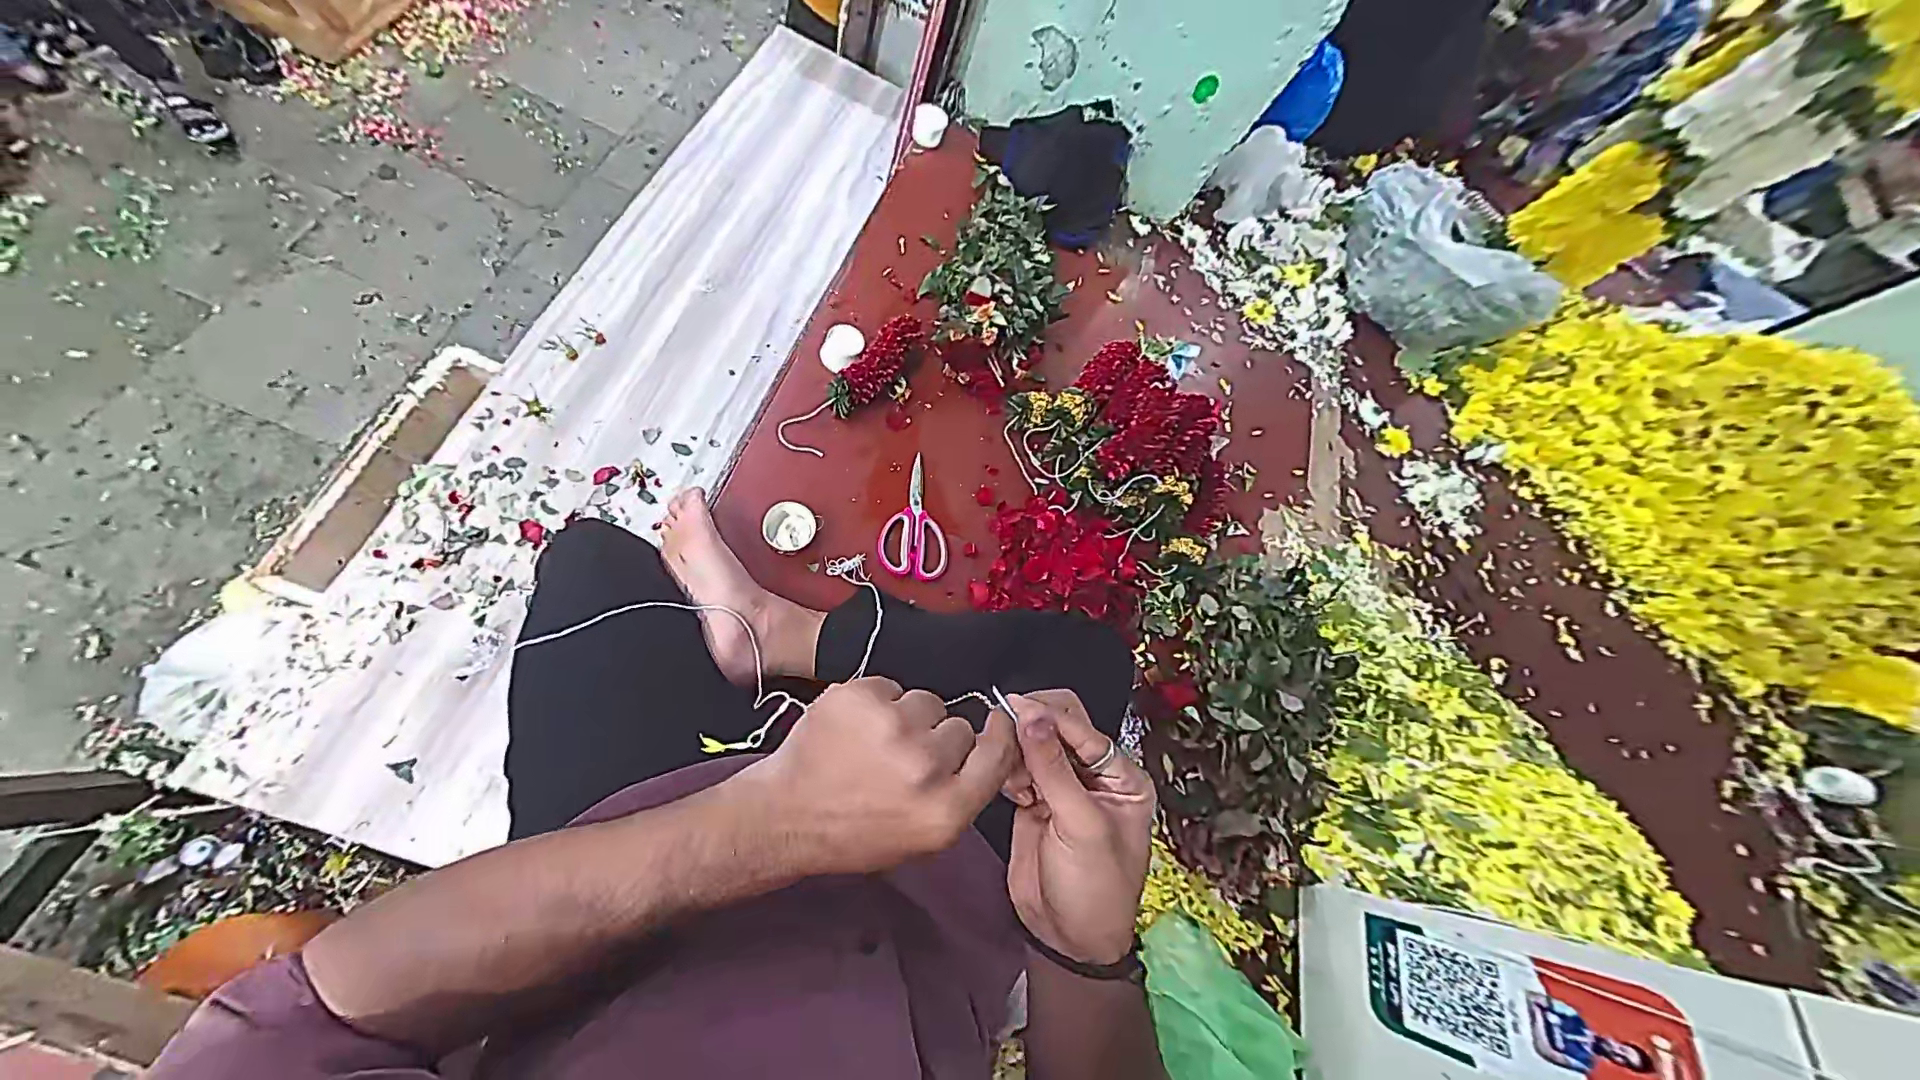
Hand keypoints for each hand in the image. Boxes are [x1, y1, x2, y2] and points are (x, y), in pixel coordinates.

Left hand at [738, 676, 1018, 875]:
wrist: (786, 816)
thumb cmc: (855, 832)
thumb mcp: (924, 837)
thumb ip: (964, 794)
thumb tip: (993, 743)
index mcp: (945, 809)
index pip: (998, 752)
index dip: (999, 733)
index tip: (995, 720)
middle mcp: (924, 766)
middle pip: (960, 725)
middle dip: (938, 736)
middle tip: (903, 759)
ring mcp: (890, 725)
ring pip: (926, 700)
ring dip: (908, 716)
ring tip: (875, 743)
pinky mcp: (859, 696)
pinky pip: (890, 685)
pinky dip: (876, 701)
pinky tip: (855, 728)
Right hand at [1000, 691, 1154, 965]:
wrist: (1068, 940)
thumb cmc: (1094, 888)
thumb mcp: (1081, 826)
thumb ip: (1053, 769)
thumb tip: (1030, 715)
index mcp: (1122, 776)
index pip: (1084, 730)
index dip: (1050, 717)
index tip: (1016, 707)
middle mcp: (1094, 774)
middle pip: (1060, 727)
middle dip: (1033, 726)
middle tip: (1004, 729)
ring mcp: (1063, 785)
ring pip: (1035, 743)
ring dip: (1018, 749)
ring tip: (1013, 776)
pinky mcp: (1036, 798)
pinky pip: (1018, 766)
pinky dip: (1009, 768)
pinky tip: (1010, 787)